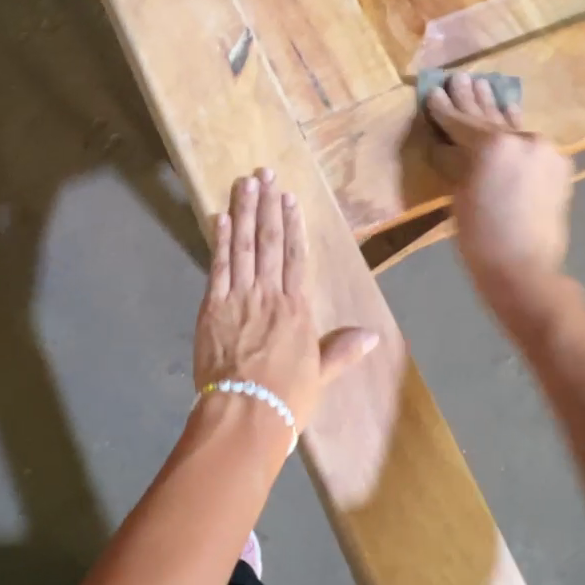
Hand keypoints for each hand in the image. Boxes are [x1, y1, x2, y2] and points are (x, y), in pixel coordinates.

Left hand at [193, 169, 378, 432]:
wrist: (245, 411)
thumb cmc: (286, 398)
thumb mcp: (319, 376)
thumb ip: (341, 351)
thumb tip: (372, 335)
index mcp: (297, 308)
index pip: (296, 257)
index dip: (293, 224)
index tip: (289, 197)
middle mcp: (269, 294)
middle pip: (270, 241)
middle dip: (267, 206)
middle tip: (264, 173)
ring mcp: (239, 297)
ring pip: (244, 246)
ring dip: (244, 212)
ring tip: (244, 183)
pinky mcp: (212, 306)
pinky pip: (218, 266)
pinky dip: (220, 240)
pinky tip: (221, 217)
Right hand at [428, 72, 573, 305]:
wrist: (524, 268)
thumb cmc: (479, 238)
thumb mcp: (458, 196)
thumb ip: (458, 163)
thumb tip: (452, 146)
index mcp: (493, 145)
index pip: (462, 122)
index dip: (444, 109)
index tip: (434, 92)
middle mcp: (522, 139)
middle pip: (489, 117)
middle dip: (471, 100)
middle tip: (458, 77)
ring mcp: (543, 150)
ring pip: (512, 125)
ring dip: (495, 108)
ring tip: (482, 84)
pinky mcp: (556, 164)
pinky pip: (528, 140)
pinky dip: (514, 128)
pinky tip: (507, 114)